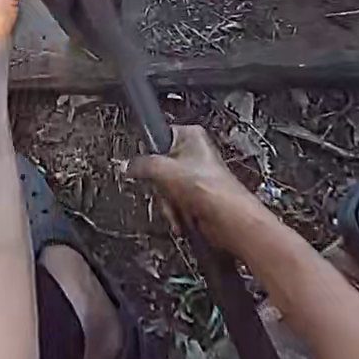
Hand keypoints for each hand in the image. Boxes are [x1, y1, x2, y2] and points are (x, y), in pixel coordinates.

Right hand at [128, 124, 260, 241]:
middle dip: (160, 185)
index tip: (145, 165)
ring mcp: (196, 176)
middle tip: (166, 189)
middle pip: (159, 167)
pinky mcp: (198, 197)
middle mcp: (195, 154)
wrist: (231, 222)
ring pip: (165, 187)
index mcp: (191, 136)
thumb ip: (141, 165)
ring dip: (167, 202)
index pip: (159, 137)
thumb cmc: (210, 190)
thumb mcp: (163, 169)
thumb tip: (128, 166)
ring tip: (177, 206)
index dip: (150, 154)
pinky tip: (182, 216)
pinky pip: (175, 202)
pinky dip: (175, 212)